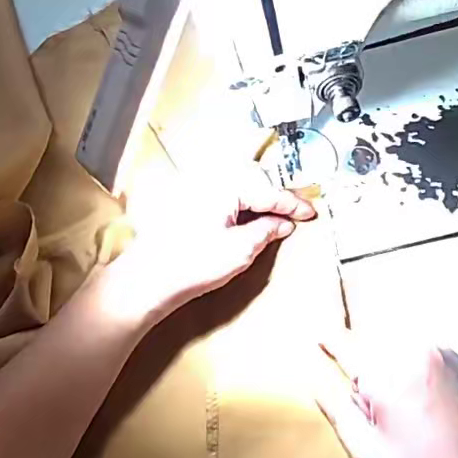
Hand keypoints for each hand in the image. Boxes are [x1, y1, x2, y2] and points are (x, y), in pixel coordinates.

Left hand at [103, 174, 315, 321]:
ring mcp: (194, 186)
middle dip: (274, 196)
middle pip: (254, 178)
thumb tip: (283, 223)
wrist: (147, 279)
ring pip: (237, 182)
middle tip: (293, 215)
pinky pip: (221, 191)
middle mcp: (209, 178)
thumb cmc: (190, 265)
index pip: (269, 191)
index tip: (310, 213)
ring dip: (256, 197)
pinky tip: (244, 219)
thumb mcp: (240, 250)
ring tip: (272, 218)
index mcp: (226, 184)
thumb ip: (266, 230)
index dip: (293, 204)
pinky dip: (238, 202)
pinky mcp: (184, 199)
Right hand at [314, 337, 457, 457]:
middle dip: (361, 364)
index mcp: (387, 370)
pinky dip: (412, 370)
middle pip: (371, 343)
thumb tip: (317, 380)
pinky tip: (419, 407)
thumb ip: (336, 410)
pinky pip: (421, 355)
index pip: (343, 342)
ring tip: (393, 410)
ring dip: (387, 367)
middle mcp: (415, 349)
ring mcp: (443, 352)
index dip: (326, 344)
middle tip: (361, 402)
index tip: (315, 345)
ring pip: (397, 348)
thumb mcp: (368, 456)